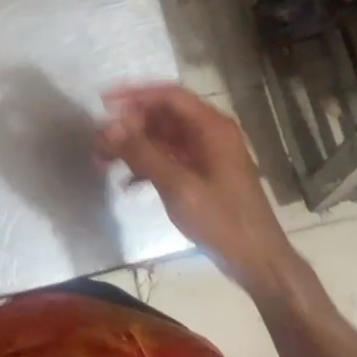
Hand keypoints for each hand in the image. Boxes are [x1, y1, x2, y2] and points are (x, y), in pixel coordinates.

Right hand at [95, 84, 294, 293]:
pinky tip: (126, 184)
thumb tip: (109, 127)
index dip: (134, 95)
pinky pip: (168, 159)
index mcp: (212, 127)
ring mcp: (206, 155)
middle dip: (129, 126)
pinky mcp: (201, 176)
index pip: (168, 96)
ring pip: (162, 138)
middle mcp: (210, 134)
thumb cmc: (222, 221)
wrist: (257, 261)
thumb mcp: (179, 186)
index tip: (103, 104)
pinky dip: (146, 166)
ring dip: (133, 147)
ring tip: (102, 161)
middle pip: (162, 116)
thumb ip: (143, 154)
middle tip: (98, 141)